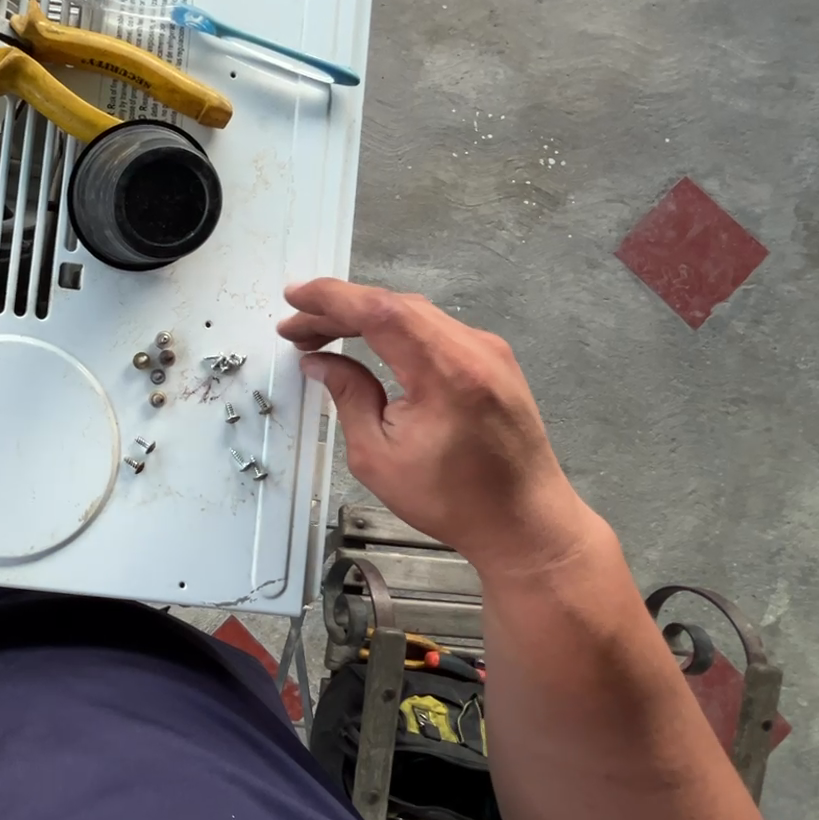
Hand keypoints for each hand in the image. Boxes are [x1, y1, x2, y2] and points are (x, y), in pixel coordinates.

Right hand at [278, 278, 596, 572]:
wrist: (524, 521)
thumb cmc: (450, 499)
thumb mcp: (377, 455)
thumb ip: (348, 397)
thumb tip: (319, 362)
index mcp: (445, 372)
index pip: (380, 312)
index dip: (331, 298)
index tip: (294, 298)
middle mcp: (473, 349)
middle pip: (394, 306)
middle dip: (338, 310)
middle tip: (296, 329)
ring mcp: (487, 351)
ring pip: (412, 313)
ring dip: (362, 317)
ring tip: (319, 334)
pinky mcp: (490, 360)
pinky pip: (431, 328)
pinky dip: (390, 329)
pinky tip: (364, 342)